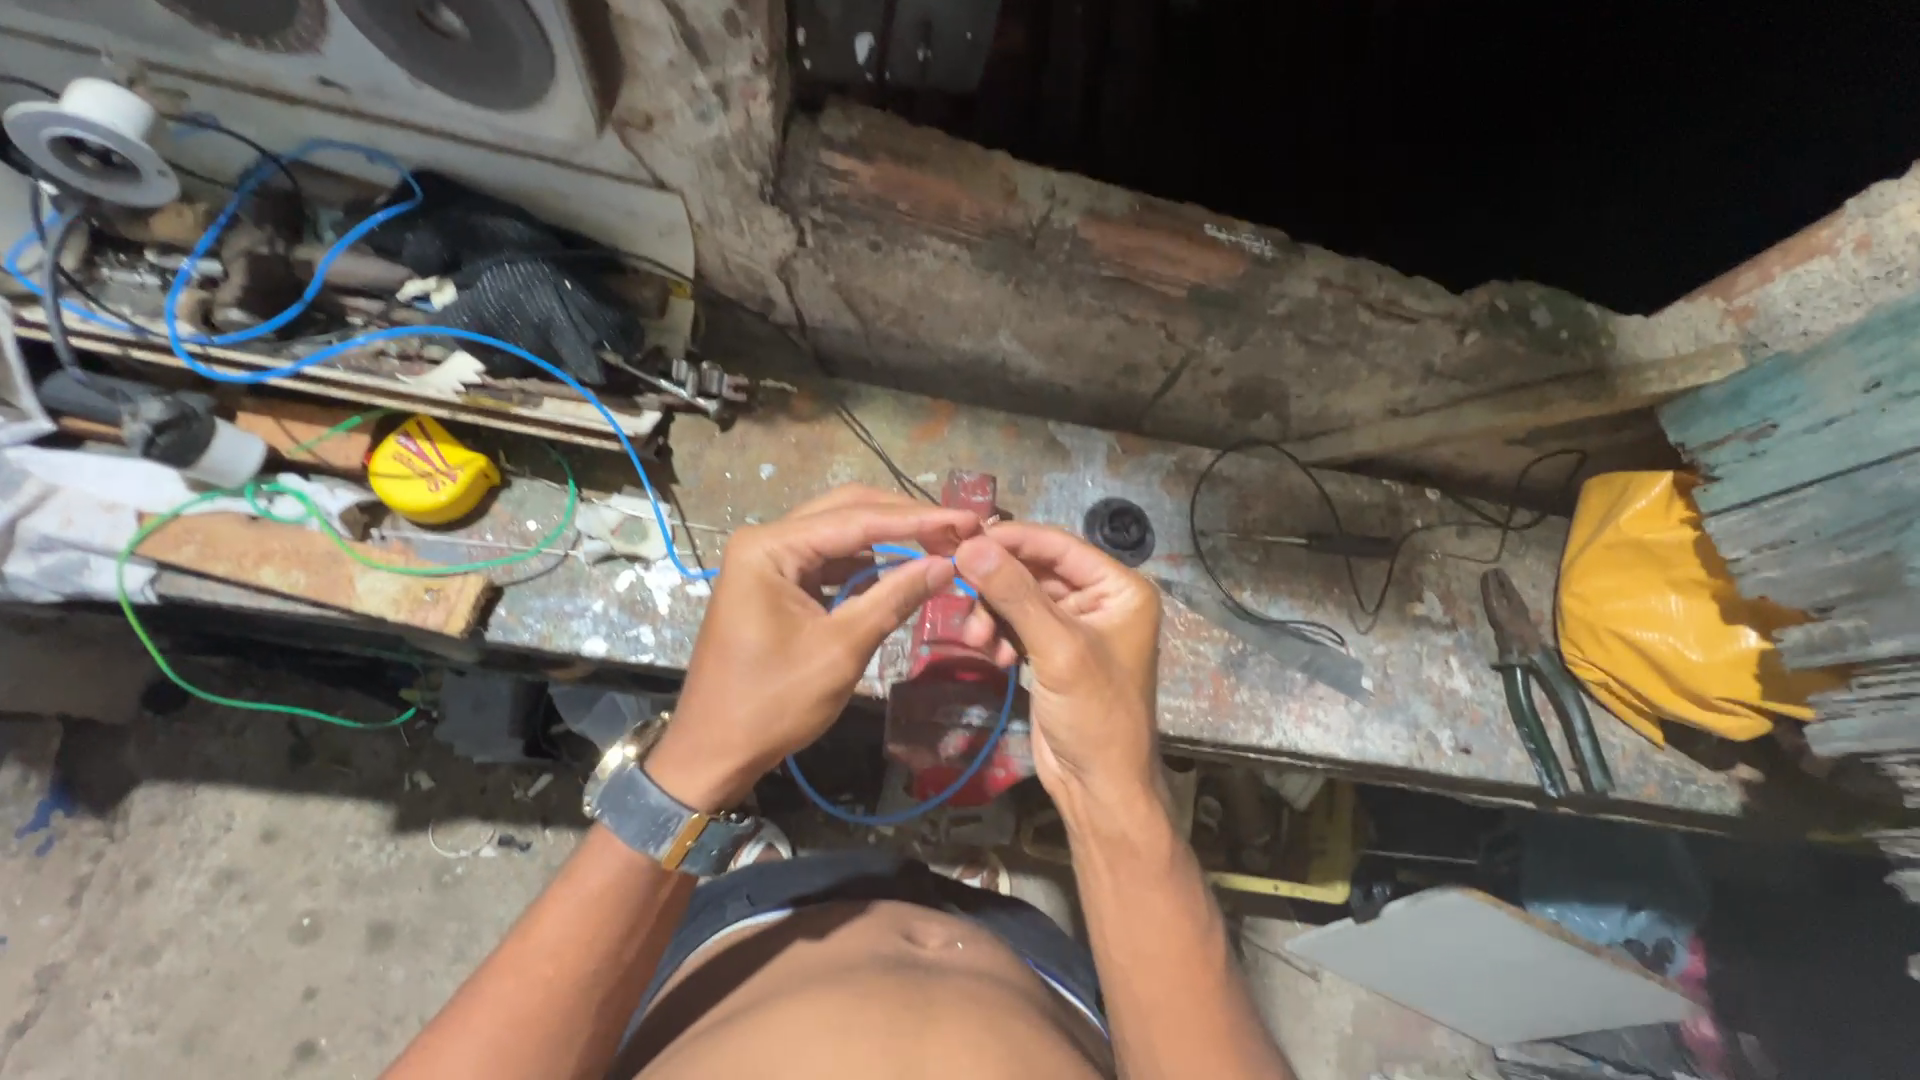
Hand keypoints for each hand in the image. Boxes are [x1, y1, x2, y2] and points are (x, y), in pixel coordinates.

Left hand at [646, 486, 981, 811]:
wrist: (714, 752)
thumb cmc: (773, 702)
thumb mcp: (841, 648)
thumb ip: (894, 598)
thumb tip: (946, 564)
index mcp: (769, 547)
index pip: (855, 520)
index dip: (916, 520)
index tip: (966, 520)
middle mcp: (765, 541)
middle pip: (845, 512)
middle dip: (903, 519)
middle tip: (957, 528)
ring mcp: (768, 563)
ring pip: (839, 535)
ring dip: (887, 540)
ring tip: (940, 543)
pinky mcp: (776, 586)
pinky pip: (828, 563)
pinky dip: (865, 566)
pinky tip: (902, 569)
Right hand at [953, 523, 1163, 813]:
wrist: (1098, 785)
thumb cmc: (1094, 713)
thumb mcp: (1057, 649)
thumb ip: (1014, 594)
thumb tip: (969, 546)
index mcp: (1120, 588)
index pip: (1059, 546)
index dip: (1012, 539)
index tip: (964, 539)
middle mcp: (1100, 599)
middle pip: (1035, 569)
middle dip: (997, 583)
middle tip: (958, 586)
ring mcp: (1074, 625)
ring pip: (1019, 596)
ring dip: (992, 612)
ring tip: (977, 638)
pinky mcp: (1050, 650)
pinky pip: (1016, 623)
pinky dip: (998, 632)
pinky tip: (991, 654)